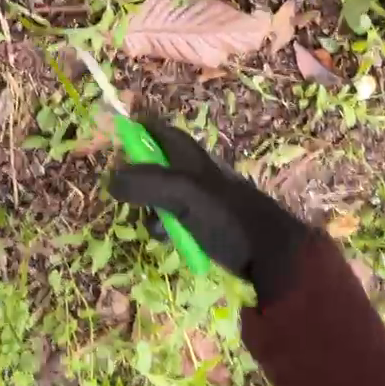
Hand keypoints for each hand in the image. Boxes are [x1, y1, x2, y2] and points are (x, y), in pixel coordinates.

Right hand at [107, 119, 311, 303]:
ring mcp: (202, 196)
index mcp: (190, 156)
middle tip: (126, 196)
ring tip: (154, 227)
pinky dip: (167, 225)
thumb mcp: (183, 195)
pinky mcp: (207, 220)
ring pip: (163, 193)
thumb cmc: (228, 217)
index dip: (136, 131)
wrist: (275, 255)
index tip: (114, 142)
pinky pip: (176, 215)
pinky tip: (169, 239)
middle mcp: (195, 170)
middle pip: (155, 163)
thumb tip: (110, 178)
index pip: (157, 130)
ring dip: (152, 208)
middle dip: (137, 179)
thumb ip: (146, 184)